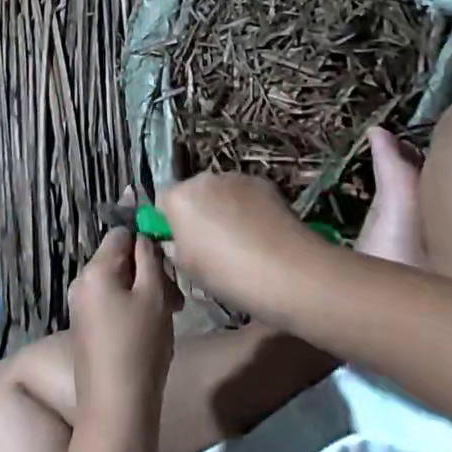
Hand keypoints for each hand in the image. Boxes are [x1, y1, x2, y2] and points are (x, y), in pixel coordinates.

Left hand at [67, 228, 177, 415]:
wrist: (116, 409)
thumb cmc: (139, 347)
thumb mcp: (153, 296)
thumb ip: (150, 259)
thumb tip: (144, 238)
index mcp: (95, 269)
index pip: (121, 235)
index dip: (146, 245)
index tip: (169, 269)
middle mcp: (82, 282)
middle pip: (120, 260)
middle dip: (149, 273)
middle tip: (177, 301)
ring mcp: (80, 306)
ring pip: (118, 284)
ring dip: (145, 293)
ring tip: (168, 318)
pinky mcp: (85, 328)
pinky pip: (111, 304)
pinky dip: (132, 310)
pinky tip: (150, 333)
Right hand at [158, 173, 323, 312]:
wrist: (289, 271)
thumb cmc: (228, 274)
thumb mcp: (189, 270)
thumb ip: (174, 248)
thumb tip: (177, 240)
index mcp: (179, 198)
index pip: (162, 202)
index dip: (170, 223)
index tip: (183, 244)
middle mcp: (204, 179)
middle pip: (192, 193)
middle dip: (198, 213)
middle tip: (212, 246)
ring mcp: (235, 177)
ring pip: (220, 192)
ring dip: (223, 209)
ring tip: (241, 242)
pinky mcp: (263, 182)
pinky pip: (245, 194)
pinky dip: (248, 208)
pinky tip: (261, 234)